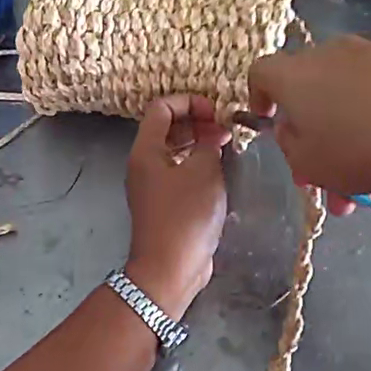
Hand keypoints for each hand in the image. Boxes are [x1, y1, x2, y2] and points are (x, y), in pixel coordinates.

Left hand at [124, 95, 230, 317]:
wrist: (169, 267)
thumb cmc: (185, 215)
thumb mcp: (204, 172)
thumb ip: (210, 145)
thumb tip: (213, 136)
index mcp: (145, 151)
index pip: (161, 108)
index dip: (189, 102)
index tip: (215, 113)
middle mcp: (144, 165)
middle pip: (167, 129)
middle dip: (197, 124)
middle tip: (225, 132)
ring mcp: (152, 186)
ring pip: (175, 152)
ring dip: (200, 145)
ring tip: (227, 149)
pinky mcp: (164, 205)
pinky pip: (179, 173)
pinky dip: (197, 166)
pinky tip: (220, 172)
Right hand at [248, 35, 370, 221]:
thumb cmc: (363, 152)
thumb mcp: (307, 163)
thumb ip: (288, 143)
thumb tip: (294, 127)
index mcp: (295, 74)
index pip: (260, 73)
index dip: (257, 98)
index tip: (268, 123)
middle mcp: (331, 54)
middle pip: (304, 88)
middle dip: (306, 131)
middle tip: (314, 172)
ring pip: (342, 97)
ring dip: (340, 138)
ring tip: (356, 188)